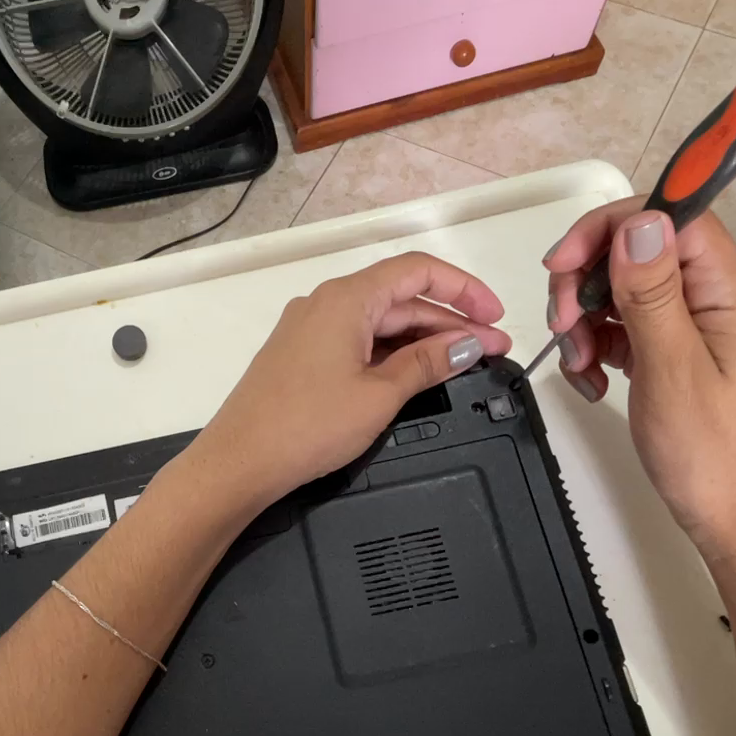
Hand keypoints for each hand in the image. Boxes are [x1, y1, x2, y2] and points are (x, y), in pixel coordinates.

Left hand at [188, 251, 510, 511]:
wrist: (239, 463)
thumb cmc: (307, 426)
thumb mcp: (379, 395)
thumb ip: (427, 364)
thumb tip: (467, 345)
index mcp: (346, 299)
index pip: (417, 271)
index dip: (464, 289)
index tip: (495, 317)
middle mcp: (325, 304)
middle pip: (400, 299)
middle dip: (450, 323)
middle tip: (492, 351)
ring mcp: (309, 331)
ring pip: (379, 324)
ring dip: (422, 342)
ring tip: (463, 365)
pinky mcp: (301, 357)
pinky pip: (357, 344)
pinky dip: (390, 356)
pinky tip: (416, 374)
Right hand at [544, 201, 735, 557]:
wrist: (732, 516)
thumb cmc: (711, 453)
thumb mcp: (673, 370)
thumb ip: (653, 294)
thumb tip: (639, 223)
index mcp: (729, 290)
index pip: (667, 218)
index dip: (608, 229)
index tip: (561, 265)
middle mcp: (715, 297)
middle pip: (635, 252)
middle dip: (586, 283)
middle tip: (561, 328)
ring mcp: (693, 325)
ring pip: (621, 292)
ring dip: (585, 323)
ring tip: (579, 368)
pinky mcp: (674, 351)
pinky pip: (623, 329)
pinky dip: (596, 349)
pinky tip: (591, 381)